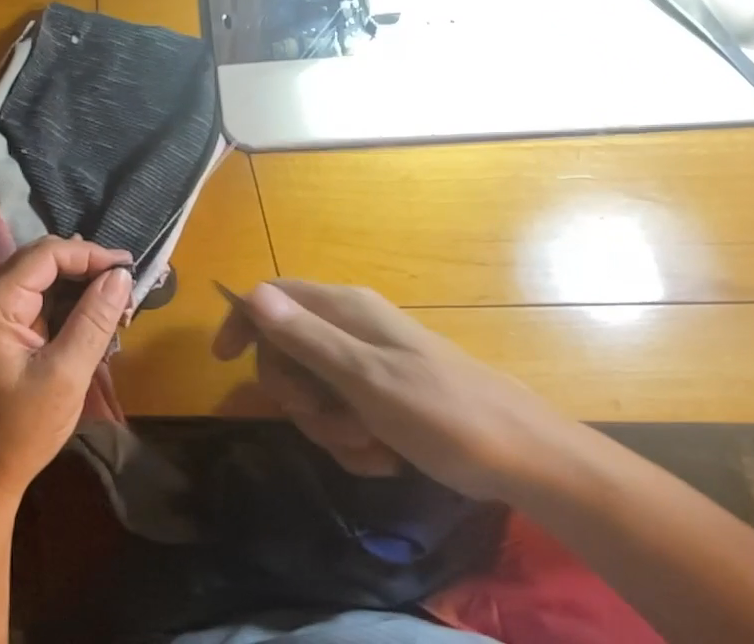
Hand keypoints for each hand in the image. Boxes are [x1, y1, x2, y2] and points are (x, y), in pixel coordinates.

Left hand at [0, 237, 133, 502]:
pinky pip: (38, 299)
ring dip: (80, 284)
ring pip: (42, 277)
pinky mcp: (1, 329)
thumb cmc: (22, 429)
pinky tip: (94, 318)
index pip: (46, 254)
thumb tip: (120, 276)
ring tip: (117, 304)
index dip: (89, 254)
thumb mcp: (66, 375)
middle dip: (87, 267)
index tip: (129, 268)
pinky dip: (67, 302)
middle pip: (43, 259)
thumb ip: (93, 321)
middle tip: (127, 288)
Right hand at [214, 280, 588, 500]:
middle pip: (287, 349)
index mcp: (347, 309)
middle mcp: (353, 327)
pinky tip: (383, 458)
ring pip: (313, 389)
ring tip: (369, 447)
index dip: (243, 322)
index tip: (225, 361)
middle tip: (325, 420)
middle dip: (297, 394)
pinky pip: (343, 415)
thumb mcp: (366, 379)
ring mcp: (370, 362)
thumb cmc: (445, 414)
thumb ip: (307, 337)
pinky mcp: (385, 396)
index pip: (272, 296)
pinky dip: (354, 442)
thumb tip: (252, 293)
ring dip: (329, 427)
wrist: (528, 461)